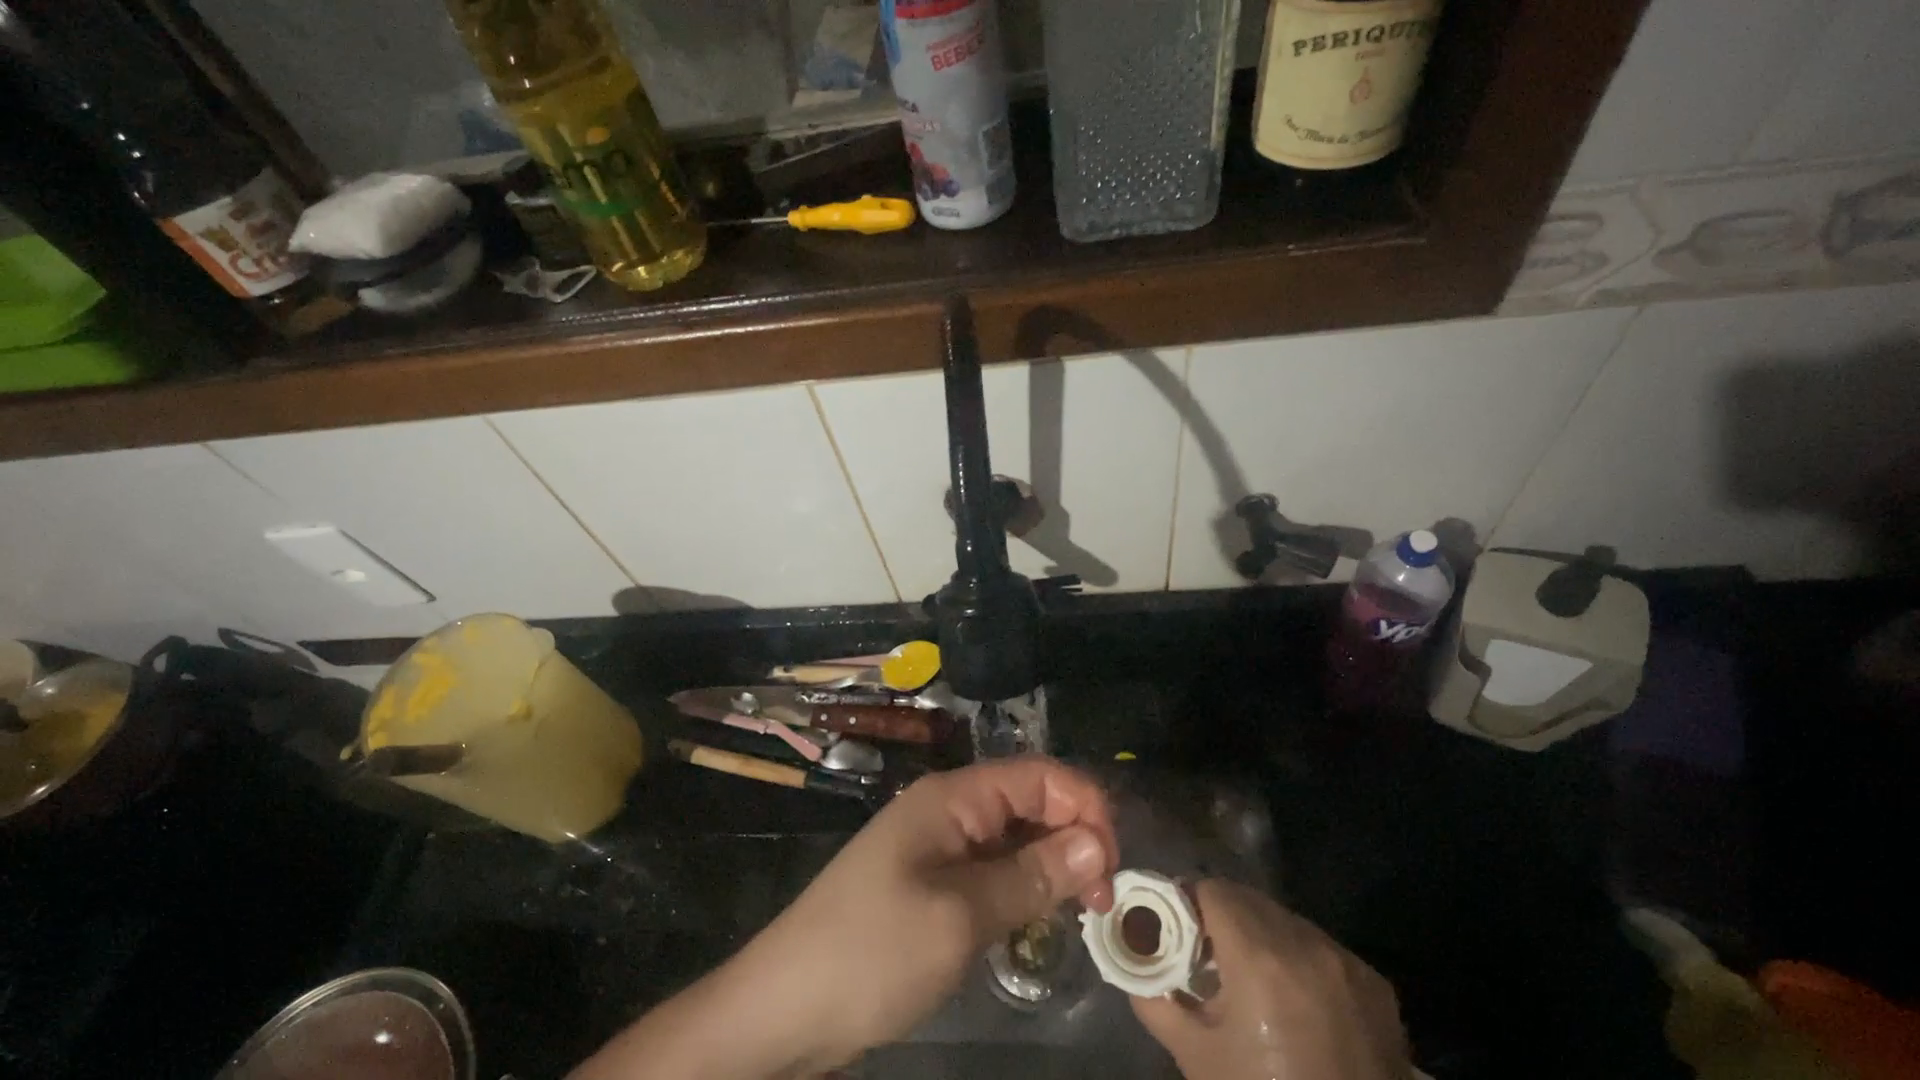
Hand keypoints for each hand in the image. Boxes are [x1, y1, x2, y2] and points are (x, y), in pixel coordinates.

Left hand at [570, 757, 1116, 1079]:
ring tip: (1077, 916)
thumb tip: (1097, 844)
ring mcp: (937, 851)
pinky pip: (992, 873)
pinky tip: (1035, 923)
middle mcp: (947, 813)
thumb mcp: (959, 916)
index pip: (1038, 776)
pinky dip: (1022, 891)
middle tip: (1098, 904)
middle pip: (1030, 804)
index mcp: (950, 799)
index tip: (1111, 869)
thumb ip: (1031, 877)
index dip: (1084, 809)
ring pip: (1015, 842)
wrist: (784, 1009)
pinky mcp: (931, 888)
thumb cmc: (872, 952)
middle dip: (1073, 839)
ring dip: (1051, 869)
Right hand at [1133, 880, 1414, 1079]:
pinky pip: (1323, 949)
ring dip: (1262, 935)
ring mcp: (1346, 961)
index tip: (1176, 927)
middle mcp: (1306, 945)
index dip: (1188, 902)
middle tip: (1205, 953)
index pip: (1213, 891)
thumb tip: (1136, 968)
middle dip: (1222, 917)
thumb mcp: (1196, 1055)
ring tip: (1250, 977)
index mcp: (1258, 958)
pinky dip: (1300, 959)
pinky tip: (1294, 999)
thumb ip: (1156, 1001)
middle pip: (1251, 900)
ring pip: (1288, 921)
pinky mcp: (1375, 982)